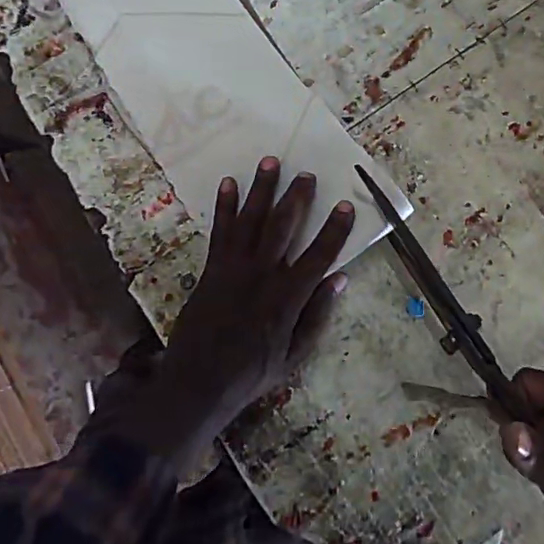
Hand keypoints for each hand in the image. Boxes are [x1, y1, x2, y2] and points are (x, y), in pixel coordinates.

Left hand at [106, 157, 353, 468]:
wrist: (198, 381)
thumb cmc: (251, 372)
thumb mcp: (293, 356)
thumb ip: (317, 316)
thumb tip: (339, 279)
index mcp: (287, 298)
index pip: (318, 256)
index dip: (334, 231)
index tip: (346, 207)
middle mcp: (262, 274)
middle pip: (283, 227)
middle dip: (296, 197)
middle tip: (306, 174)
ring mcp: (234, 267)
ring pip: (251, 219)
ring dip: (262, 189)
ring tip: (270, 162)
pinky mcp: (212, 267)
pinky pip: (220, 230)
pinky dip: (224, 206)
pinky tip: (228, 183)